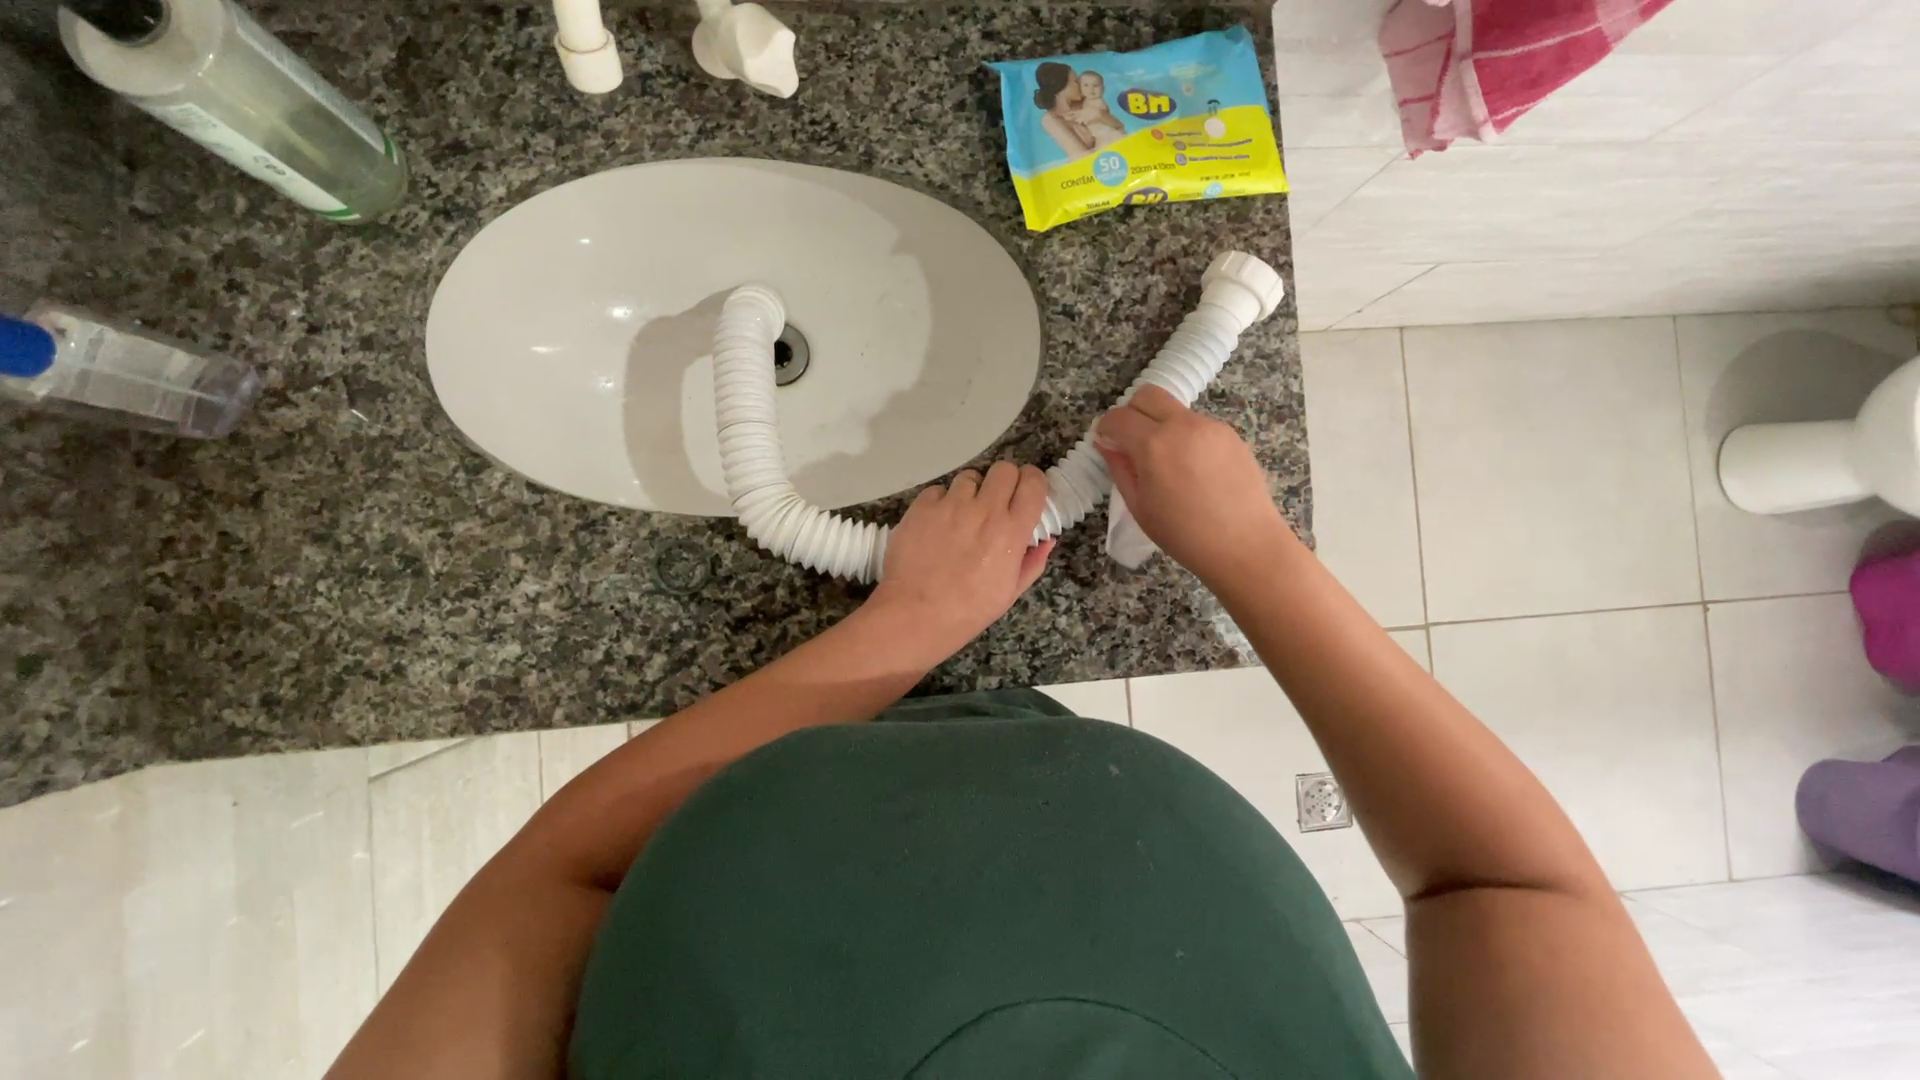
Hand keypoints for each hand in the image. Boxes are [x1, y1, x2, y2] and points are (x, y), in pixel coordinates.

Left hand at [866, 462, 1055, 659]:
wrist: (916, 614)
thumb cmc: (968, 610)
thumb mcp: (1010, 593)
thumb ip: (1032, 562)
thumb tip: (1047, 540)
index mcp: (1011, 530)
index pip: (1033, 482)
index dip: (1033, 482)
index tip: (1027, 492)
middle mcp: (984, 510)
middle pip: (1004, 469)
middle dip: (1004, 481)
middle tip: (996, 501)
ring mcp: (950, 505)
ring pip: (970, 477)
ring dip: (971, 492)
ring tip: (962, 516)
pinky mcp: (921, 506)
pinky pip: (938, 490)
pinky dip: (941, 502)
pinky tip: (937, 525)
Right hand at [1094, 385, 1294, 585]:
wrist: (1244, 544)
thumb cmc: (1184, 534)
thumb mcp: (1139, 506)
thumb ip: (1120, 468)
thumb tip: (1106, 443)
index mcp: (1153, 445)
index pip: (1118, 417)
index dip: (1105, 428)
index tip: (1105, 442)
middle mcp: (1182, 425)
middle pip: (1147, 395)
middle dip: (1131, 412)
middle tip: (1131, 442)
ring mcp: (1210, 426)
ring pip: (1174, 409)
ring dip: (1160, 425)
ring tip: (1166, 463)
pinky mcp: (1230, 434)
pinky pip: (1196, 424)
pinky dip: (1184, 436)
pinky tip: (1192, 469)